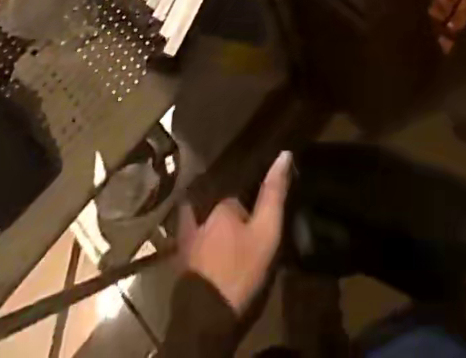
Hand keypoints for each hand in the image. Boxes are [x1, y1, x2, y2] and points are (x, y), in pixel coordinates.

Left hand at [179, 151, 292, 313]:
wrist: (208, 312)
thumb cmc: (241, 268)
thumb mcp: (266, 232)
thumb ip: (274, 194)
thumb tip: (284, 153)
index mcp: (224, 201)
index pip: (241, 192)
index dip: (252, 202)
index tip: (261, 212)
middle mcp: (202, 209)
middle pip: (221, 204)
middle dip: (232, 210)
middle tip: (246, 226)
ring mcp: (188, 232)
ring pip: (205, 217)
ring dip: (215, 221)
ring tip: (230, 233)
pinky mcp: (181, 254)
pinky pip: (191, 234)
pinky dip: (199, 232)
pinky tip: (208, 240)